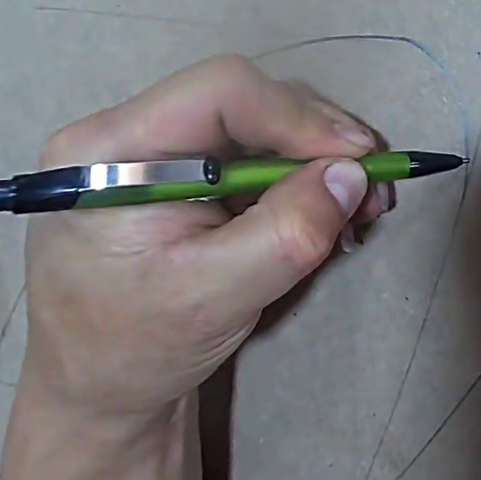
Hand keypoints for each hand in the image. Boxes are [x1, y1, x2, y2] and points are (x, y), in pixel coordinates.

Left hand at [19, 55, 393, 427]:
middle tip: (375, 185)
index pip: (219, 92)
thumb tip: (352, 175)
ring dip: (326, 158)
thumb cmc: (137, 349)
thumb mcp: (214, 297)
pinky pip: (268, 152)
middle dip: (322, 140)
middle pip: (251, 100)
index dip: (296, 118)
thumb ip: (286, 233)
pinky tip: (336, 208)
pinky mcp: (199, 170)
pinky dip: (313, 176)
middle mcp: (140, 131)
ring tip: (364, 203)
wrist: (105, 387)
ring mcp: (171, 149)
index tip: (356, 160)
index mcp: (111, 150)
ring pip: (269, 122)